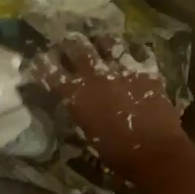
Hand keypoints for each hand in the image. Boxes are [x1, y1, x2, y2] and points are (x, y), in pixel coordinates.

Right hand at [32, 35, 188, 178]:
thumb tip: (74, 102)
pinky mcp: (147, 71)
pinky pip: (140, 50)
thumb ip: (79, 111)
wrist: (154, 152)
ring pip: (108, 42)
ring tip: (100, 41)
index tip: (40, 58)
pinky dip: (135, 49)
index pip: (50, 71)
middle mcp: (96, 75)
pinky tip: (133, 51)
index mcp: (76, 94)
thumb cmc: (116, 153)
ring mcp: (123, 69)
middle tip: (68, 41)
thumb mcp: (87, 133)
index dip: (42, 63)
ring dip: (101, 40)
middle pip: (77, 46)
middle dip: (70, 42)